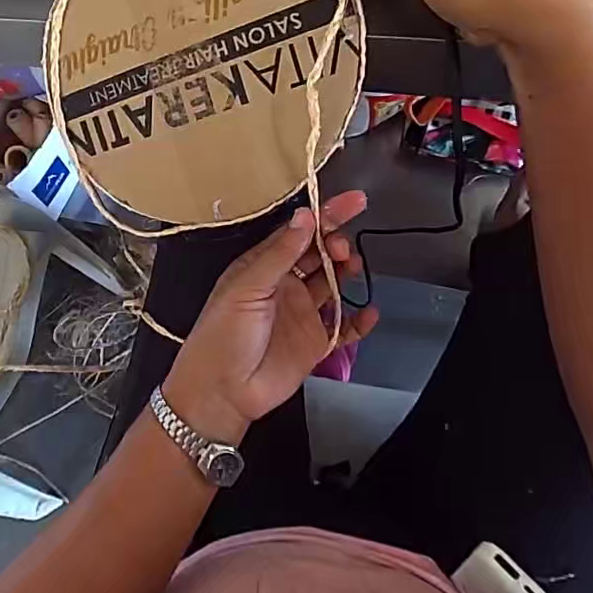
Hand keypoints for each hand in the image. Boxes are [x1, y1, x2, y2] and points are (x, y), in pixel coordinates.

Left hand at [159, 191, 380, 439]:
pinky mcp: (315, 342)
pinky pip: (344, 327)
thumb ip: (279, 254)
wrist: (223, 390)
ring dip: (347, 272)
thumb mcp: (247, 287)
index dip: (324, 216)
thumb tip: (306, 217)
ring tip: (352, 266)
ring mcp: (301, 313)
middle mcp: (284, 285)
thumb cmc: (223, 333)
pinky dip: (359, 320)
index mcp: (262, 267)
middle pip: (319, 256)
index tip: (354, 202)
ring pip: (333, 285)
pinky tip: (369, 313)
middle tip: (342, 248)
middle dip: (335, 244)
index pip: (298, 234)